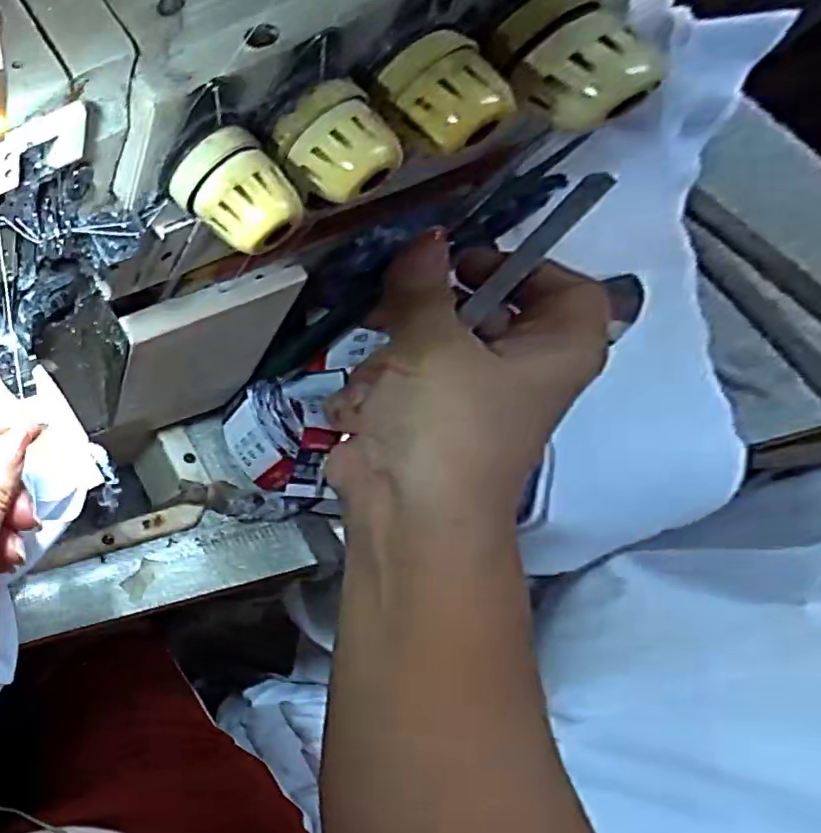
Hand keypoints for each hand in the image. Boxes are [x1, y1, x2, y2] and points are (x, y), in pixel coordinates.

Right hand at [325, 229, 609, 526]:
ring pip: (413, 353)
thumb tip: (422, 240)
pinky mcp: (404, 423)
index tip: (456, 261)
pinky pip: (382, 390)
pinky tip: (359, 417)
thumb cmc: (445, 425)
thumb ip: (423, 291)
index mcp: (554, 348)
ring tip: (374, 390)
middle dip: (418, 320)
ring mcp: (452, 400)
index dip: (513, 266)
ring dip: (381, 367)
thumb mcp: (435, 347)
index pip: (558, 285)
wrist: (405, 508)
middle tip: (383, 310)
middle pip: (469, 318)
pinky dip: (365, 399)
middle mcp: (509, 371)